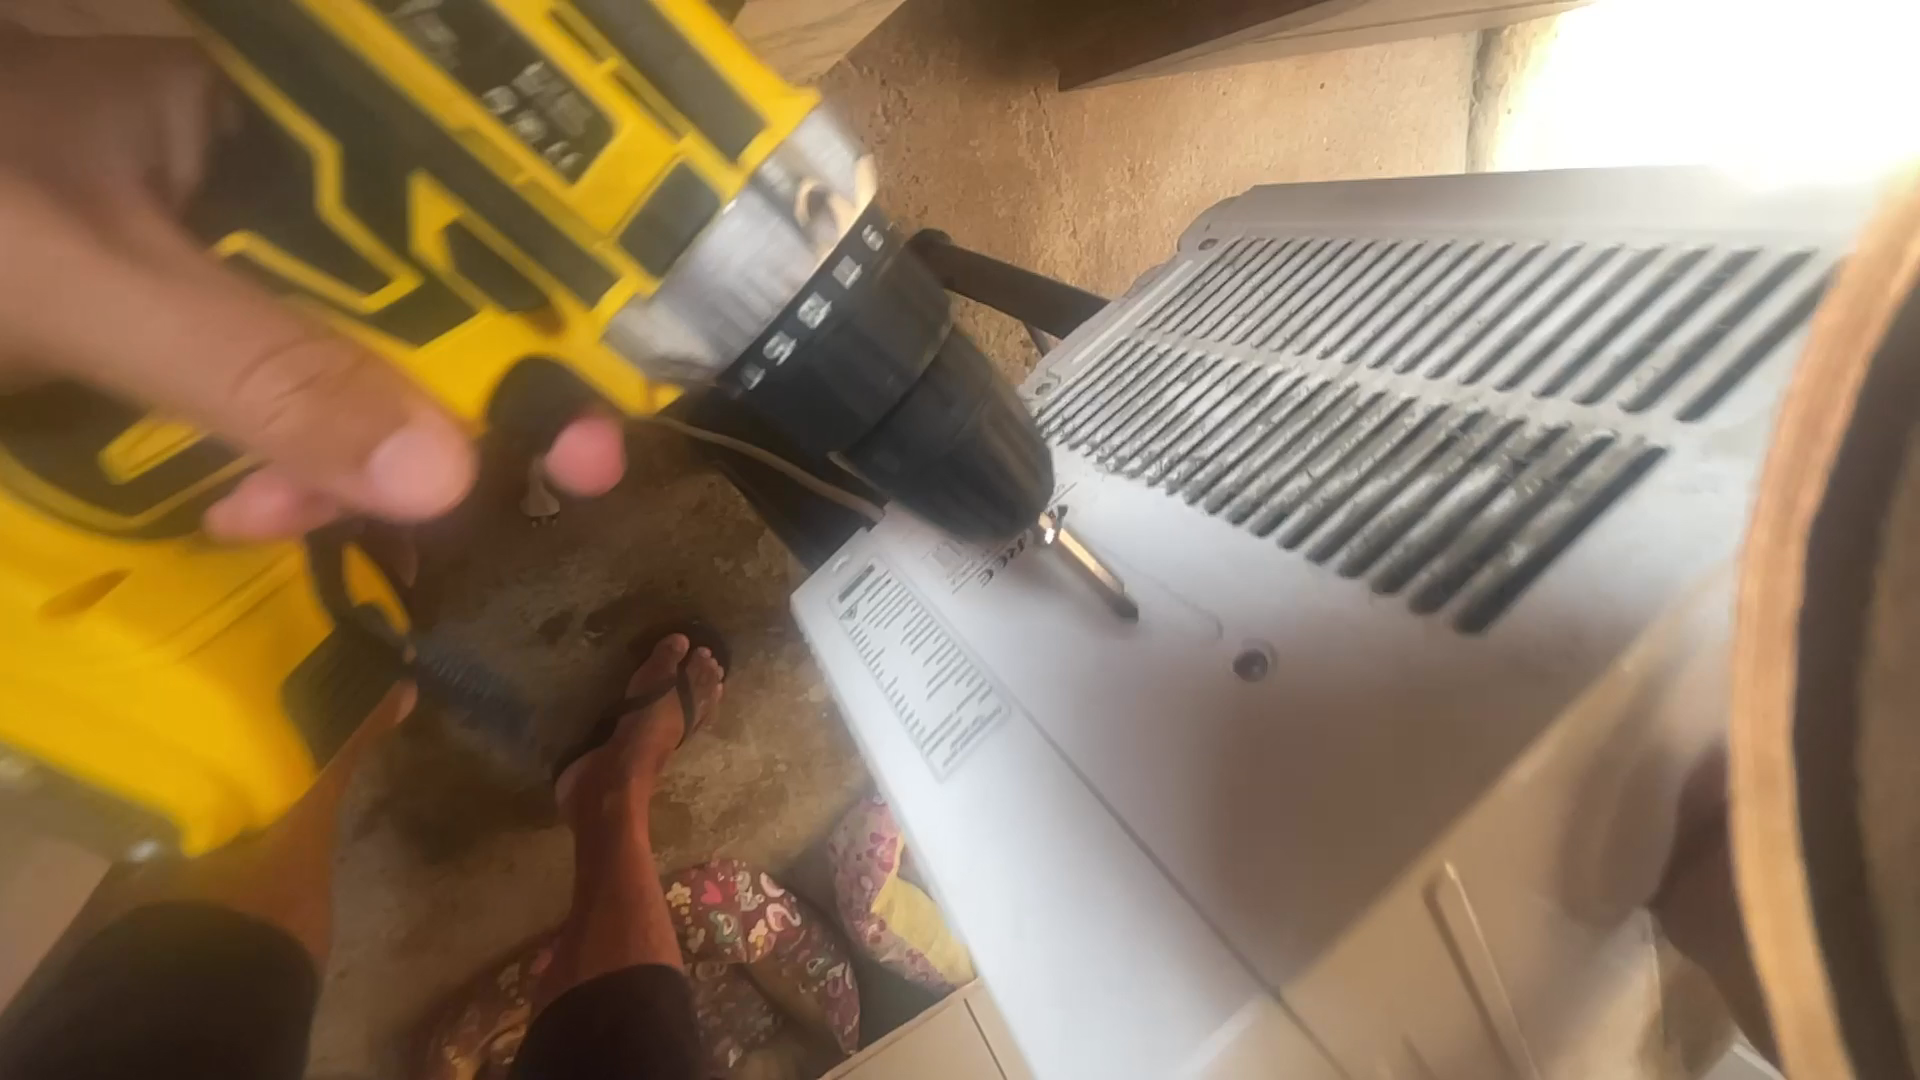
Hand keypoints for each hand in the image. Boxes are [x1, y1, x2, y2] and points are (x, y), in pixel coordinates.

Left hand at [0, 32, 626, 540]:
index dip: (552, 326)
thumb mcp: (74, 282)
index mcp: (291, 148)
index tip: (594, 425)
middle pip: (456, 322)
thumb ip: (260, 372)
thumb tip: (447, 477)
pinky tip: (249, 508)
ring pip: (395, 389)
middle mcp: (309, 220)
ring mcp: (276, 297)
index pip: (474, 235)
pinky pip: (325, 429)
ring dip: (377, 467)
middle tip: (564, 479)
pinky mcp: (240, 363)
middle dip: (483, 412)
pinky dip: (307, 482)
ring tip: (286, 513)